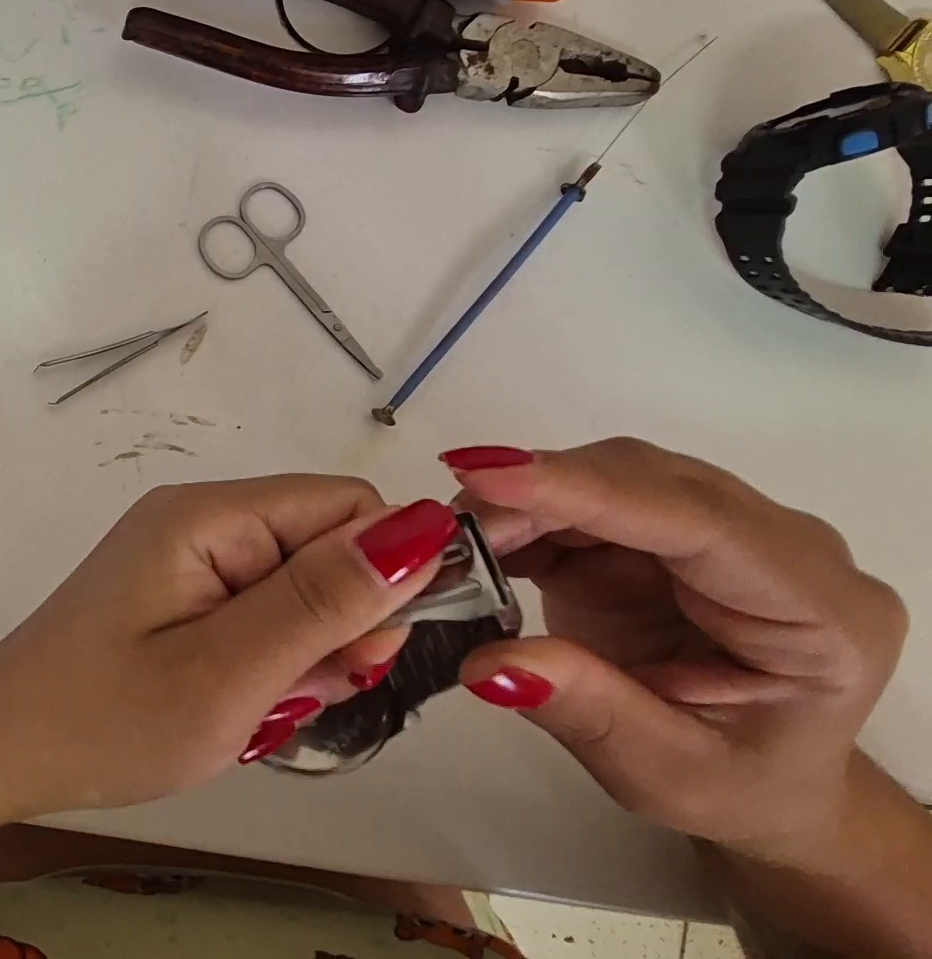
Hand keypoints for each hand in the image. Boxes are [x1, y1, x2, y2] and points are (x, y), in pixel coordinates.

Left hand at [0, 476, 461, 830]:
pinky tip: (236, 704)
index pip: (348, 506)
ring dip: (301, 654)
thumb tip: (423, 526)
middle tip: (295, 695)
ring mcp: (183, 557)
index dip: (382, 574)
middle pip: (325, 547)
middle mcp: (198, 519)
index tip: (358, 658)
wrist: (1, 749)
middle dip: (336, 626)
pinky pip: (256, 613)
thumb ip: (323, 601)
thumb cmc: (106, 721)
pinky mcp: (175, 593)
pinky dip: (265, 662)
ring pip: (297, 589)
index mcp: (207, 516)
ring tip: (254, 709)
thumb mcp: (228, 671)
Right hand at [442, 440, 908, 863]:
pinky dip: (514, 518)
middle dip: (535, 493)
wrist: (755, 776)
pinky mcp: (651, 533)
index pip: (699, 523)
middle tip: (442, 535)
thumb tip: (483, 664)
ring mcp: (710, 533)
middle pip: (643, 481)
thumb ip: (585, 709)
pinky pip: (573, 501)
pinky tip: (473, 548)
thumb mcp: (665, 770)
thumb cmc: (734, 784)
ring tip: (448, 548)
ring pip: (600, 478)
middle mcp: (776, 550)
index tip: (482, 475)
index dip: (587, 491)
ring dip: (516, 503)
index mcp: (819, 612)